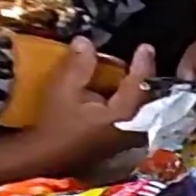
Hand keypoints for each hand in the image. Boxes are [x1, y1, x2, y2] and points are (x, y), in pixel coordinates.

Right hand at [33, 36, 155, 164]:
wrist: (48, 154)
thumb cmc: (56, 122)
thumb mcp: (63, 90)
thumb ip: (78, 67)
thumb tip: (86, 41)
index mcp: (127, 113)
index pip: (140, 83)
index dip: (143, 63)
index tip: (146, 47)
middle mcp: (138, 124)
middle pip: (147, 93)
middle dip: (143, 74)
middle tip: (139, 56)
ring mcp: (134, 132)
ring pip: (142, 103)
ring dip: (137, 86)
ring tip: (129, 69)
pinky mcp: (126, 136)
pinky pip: (135, 111)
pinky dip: (129, 97)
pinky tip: (118, 89)